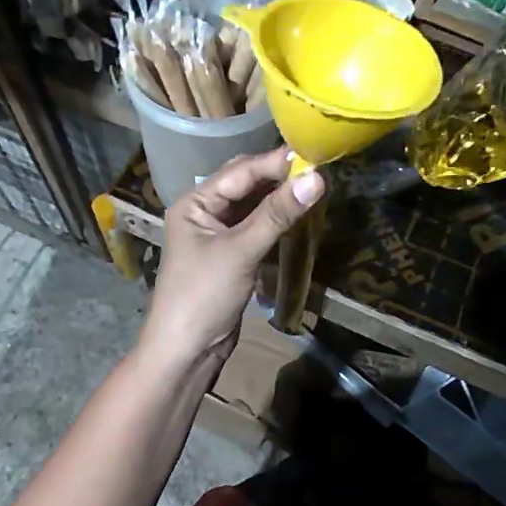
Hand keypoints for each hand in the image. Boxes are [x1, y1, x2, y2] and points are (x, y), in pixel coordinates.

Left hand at [140, 148, 323, 363]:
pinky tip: (299, 217)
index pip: (240, 171)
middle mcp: (204, 213)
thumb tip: (317, 179)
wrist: (186, 350)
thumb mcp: (241, 251)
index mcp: (195, 203)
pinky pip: (256, 230)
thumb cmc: (203, 295)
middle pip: (246, 186)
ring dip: (280, 201)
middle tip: (319, 171)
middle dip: (278, 178)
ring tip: (315, 190)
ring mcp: (217, 236)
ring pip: (253, 208)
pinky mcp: (231, 258)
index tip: (315, 155)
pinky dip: (276, 223)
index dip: (276, 162)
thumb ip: (277, 215)